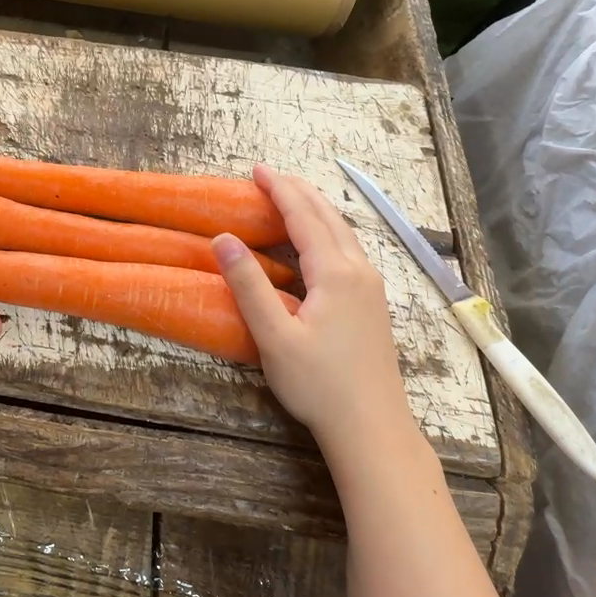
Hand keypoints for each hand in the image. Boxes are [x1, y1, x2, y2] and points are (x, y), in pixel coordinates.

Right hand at [211, 165, 412, 446]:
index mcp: (335, 273)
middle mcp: (359, 271)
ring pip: (343, 232)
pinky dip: (327, 229)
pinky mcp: (373, 304)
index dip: (279, 189)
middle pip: (328, 216)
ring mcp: (371, 288)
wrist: (372, 427)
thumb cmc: (319, 384)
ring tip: (290, 196)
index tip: (256, 168)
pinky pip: (349, 249)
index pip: (304, 216)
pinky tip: (318, 239)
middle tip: (268, 175)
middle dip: (298, 191)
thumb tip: (222, 238)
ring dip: (315, 208)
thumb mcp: (274, 336)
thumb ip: (248, 284)